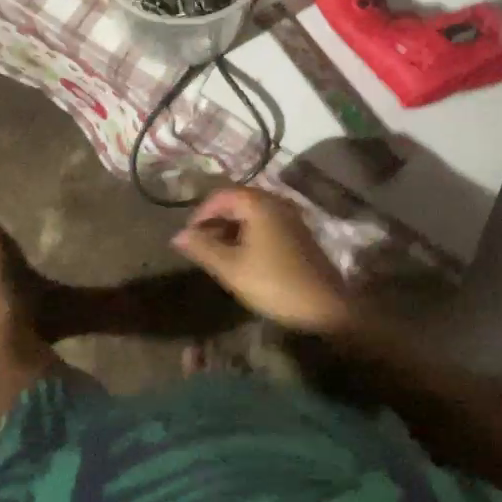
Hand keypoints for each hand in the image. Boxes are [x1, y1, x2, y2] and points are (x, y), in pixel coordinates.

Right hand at [171, 188, 351, 334]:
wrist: (324, 306)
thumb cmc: (273, 283)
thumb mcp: (231, 267)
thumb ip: (202, 248)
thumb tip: (177, 235)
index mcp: (258, 203)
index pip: (220, 195)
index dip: (200, 214)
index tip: (188, 238)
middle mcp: (275, 201)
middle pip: (237, 200)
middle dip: (215, 220)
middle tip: (200, 246)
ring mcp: (290, 215)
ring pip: (252, 213)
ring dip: (232, 228)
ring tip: (218, 254)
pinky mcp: (298, 231)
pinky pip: (266, 222)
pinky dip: (249, 233)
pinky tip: (243, 256)